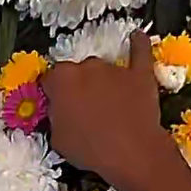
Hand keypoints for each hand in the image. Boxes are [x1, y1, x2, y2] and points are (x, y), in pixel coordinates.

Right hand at [41, 30, 180, 190]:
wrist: (130, 152)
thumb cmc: (88, 148)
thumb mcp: (57, 139)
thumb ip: (55, 117)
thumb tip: (59, 111)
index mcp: (61, 80)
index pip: (50, 79)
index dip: (52, 94)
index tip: (56, 106)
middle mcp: (86, 67)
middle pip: (77, 72)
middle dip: (77, 87)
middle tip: (82, 110)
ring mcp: (114, 68)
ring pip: (102, 69)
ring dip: (101, 82)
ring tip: (106, 105)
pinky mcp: (140, 73)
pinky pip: (139, 51)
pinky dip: (137, 45)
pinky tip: (136, 38)